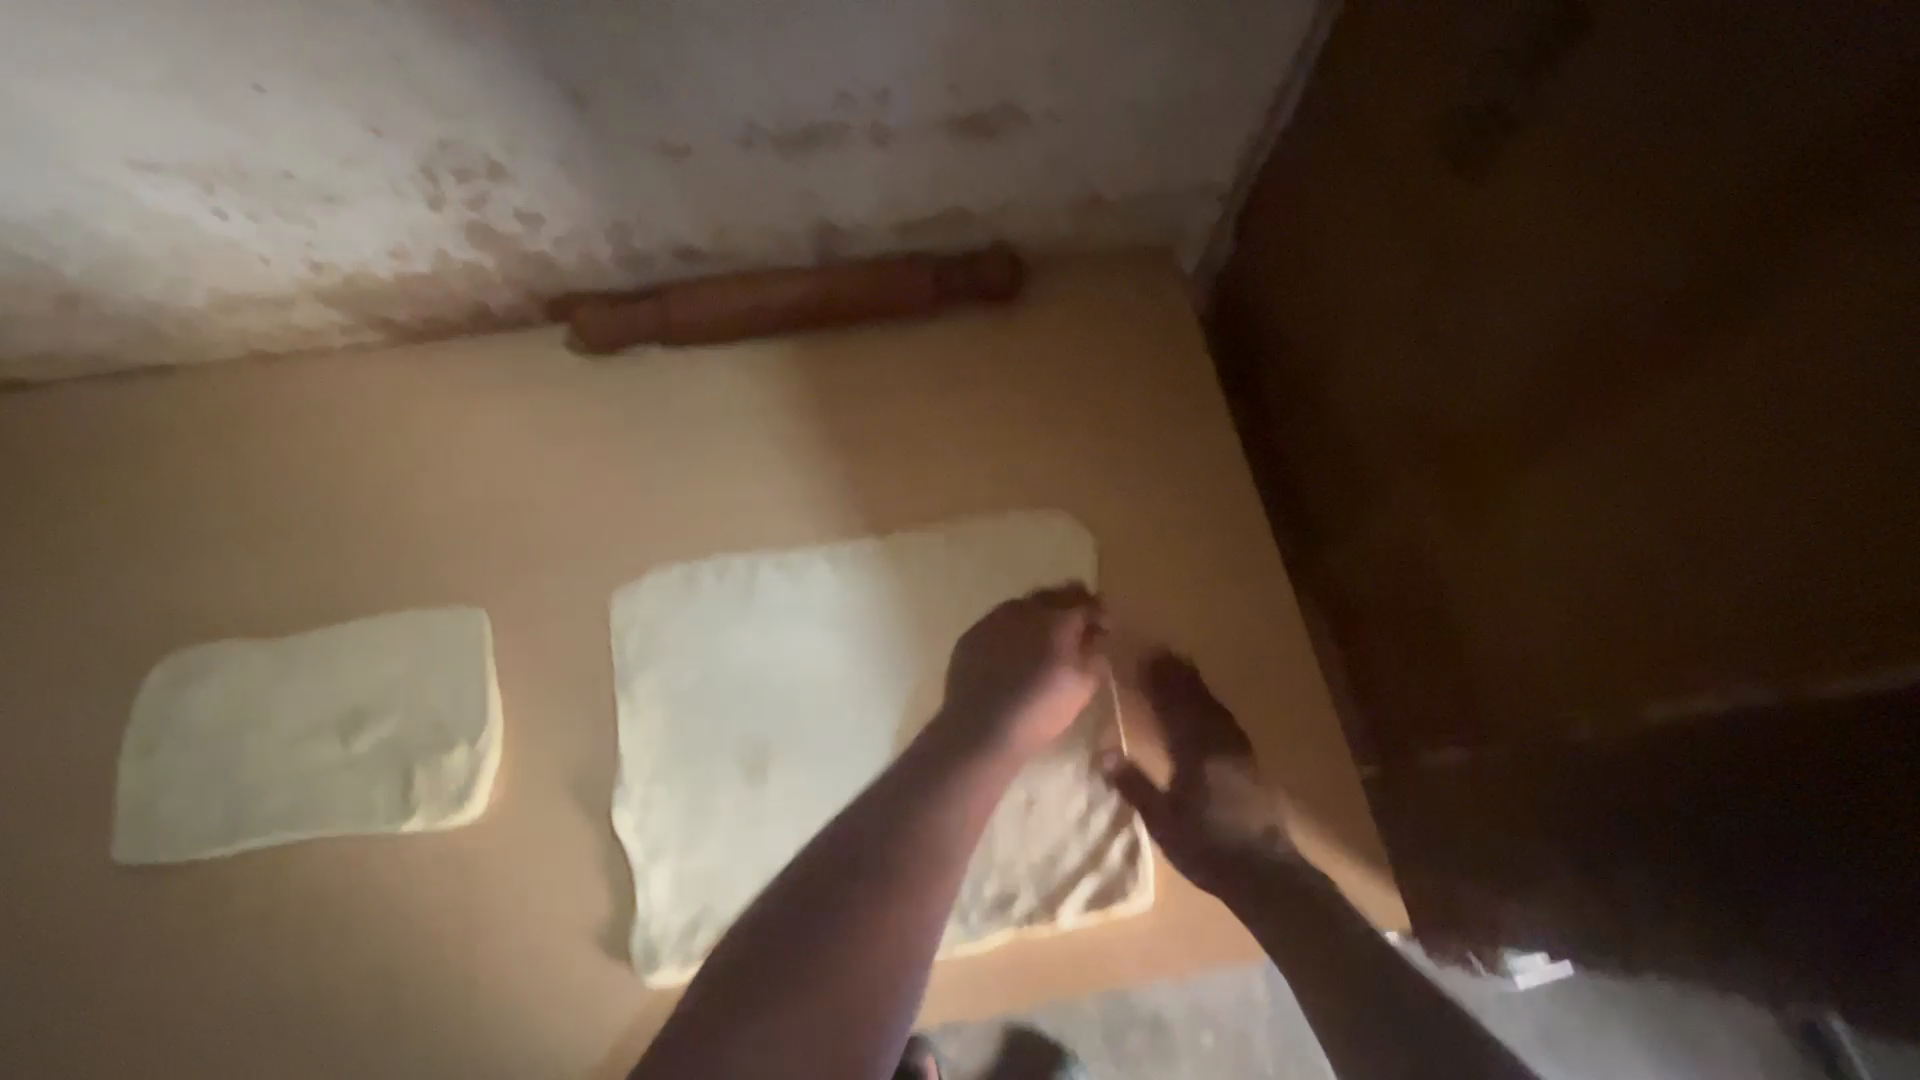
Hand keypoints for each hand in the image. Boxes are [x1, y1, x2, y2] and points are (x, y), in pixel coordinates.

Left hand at [939, 583, 1107, 756]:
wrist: (981, 729)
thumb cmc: (1040, 710)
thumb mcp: (1084, 688)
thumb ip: (1096, 657)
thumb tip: (1095, 641)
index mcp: (1057, 619)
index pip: (1085, 603)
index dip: (1099, 612)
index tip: (1105, 627)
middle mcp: (1024, 610)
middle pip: (1053, 596)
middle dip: (1070, 604)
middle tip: (1078, 623)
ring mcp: (993, 620)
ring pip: (1023, 606)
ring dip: (1039, 614)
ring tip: (1045, 635)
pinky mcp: (971, 635)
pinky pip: (998, 623)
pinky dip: (1013, 629)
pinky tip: (1013, 649)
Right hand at [1101, 653, 1302, 897]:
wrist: (1265, 873)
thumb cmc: (1208, 847)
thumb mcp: (1163, 821)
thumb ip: (1134, 784)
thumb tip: (1104, 751)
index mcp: (1194, 751)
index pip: (1172, 706)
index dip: (1157, 682)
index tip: (1143, 658)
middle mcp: (1218, 742)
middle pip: (1196, 700)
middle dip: (1177, 676)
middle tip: (1162, 652)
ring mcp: (1239, 752)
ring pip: (1214, 708)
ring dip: (1196, 686)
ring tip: (1182, 668)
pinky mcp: (1251, 765)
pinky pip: (1226, 721)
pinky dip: (1212, 706)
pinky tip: (1209, 708)